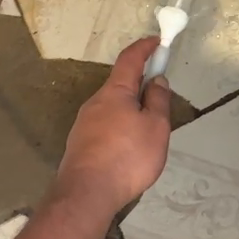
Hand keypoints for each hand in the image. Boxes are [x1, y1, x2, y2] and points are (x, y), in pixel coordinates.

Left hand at [53, 37, 173, 216]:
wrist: (85, 197)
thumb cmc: (127, 157)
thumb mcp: (156, 127)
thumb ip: (158, 100)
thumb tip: (156, 80)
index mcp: (115, 91)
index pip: (130, 58)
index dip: (145, 47)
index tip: (158, 41)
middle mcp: (95, 102)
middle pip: (120, 84)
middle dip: (139, 85)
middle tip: (158, 100)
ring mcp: (84, 124)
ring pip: (112, 108)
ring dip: (129, 110)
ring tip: (146, 136)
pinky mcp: (79, 145)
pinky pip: (104, 127)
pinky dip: (119, 129)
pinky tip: (127, 152)